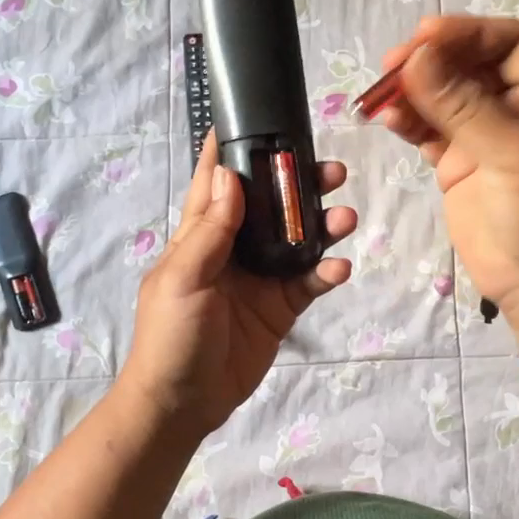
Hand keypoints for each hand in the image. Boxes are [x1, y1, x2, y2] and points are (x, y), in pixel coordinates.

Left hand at [119, 133, 356, 438]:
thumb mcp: (183, 278)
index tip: (257, 116)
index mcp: (200, 236)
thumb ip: (209, 229)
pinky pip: (310, 281)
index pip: (215, 183)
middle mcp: (234, 249)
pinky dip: (328, 272)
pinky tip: (340, 269)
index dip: (232, 151)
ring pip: (299, 239)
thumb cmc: (171, 336)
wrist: (184, 402)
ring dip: (323, 226)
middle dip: (300, 185)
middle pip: (272, 206)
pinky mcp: (281, 308)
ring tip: (347, 218)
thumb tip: (226, 173)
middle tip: (332, 170)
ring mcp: (261, 279)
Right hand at [379, 16, 518, 320]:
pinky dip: (407, 122)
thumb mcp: (513, 155)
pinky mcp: (455, 165)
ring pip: (441, 96)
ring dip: (412, 90)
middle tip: (392, 64)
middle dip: (431, 59)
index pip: (507, 43)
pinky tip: (387, 119)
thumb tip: (415, 59)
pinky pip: (427, 131)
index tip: (424, 36)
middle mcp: (513, 109)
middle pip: (468, 64)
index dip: (468, 33)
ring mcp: (481, 137)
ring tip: (381, 93)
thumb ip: (463, 107)